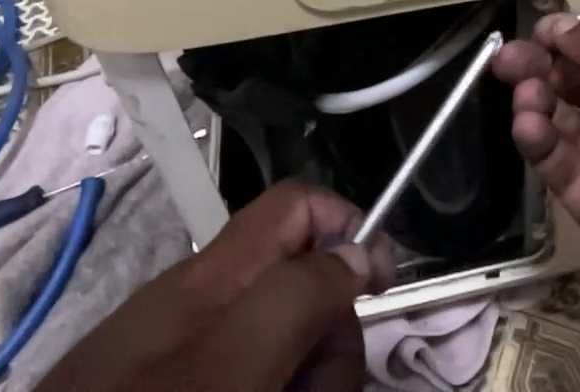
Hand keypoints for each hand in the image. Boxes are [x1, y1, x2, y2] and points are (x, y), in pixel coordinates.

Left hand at [42, 180, 395, 390]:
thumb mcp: (229, 364)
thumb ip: (297, 297)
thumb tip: (356, 253)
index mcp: (215, 277)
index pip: (299, 205)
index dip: (349, 226)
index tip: (380, 288)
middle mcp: (209, 309)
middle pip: (307, 289)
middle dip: (332, 341)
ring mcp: (200, 361)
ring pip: (291, 351)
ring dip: (312, 384)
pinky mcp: (199, 385)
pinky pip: (262, 380)